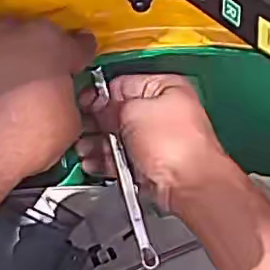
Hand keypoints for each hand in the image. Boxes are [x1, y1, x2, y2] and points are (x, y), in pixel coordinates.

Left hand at [0, 17, 94, 190]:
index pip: (79, 44)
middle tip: (47, 96)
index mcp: (52, 43)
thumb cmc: (9, 138)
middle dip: (44, 64)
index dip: (82, 61)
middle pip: (38, 41)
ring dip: (10, 71)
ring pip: (4, 50)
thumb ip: (71, 103)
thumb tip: (66, 107)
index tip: (79, 70)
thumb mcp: (69, 127)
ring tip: (14, 108)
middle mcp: (13, 32)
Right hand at [77, 73, 237, 211]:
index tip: (82, 104)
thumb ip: (111, 106)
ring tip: (84, 148)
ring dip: (98, 144)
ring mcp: (158, 140)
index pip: (122, 84)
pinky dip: (107, 161)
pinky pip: (123, 159)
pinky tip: (93, 163)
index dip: (99, 94)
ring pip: (119, 138)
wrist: (189, 185)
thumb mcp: (133, 111)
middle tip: (81, 128)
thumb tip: (98, 107)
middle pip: (119, 113)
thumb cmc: (176, 146)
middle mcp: (164, 112)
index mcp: (166, 88)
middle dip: (96, 122)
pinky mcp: (152, 164)